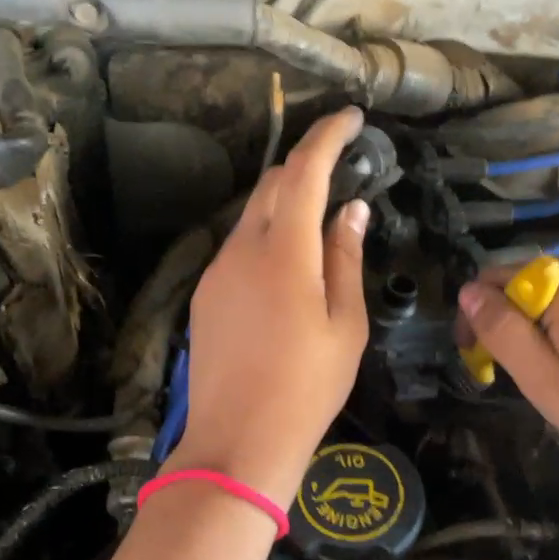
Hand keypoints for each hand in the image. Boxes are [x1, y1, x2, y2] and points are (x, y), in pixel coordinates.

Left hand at [168, 108, 370, 502]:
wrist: (237, 442)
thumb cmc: (306, 389)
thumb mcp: (344, 326)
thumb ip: (345, 260)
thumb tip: (352, 211)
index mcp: (284, 252)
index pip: (303, 172)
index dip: (328, 136)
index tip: (353, 117)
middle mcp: (242, 250)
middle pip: (272, 186)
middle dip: (307, 167)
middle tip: (343, 172)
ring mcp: (216, 272)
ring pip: (252, 216)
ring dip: (285, 204)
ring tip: (321, 223)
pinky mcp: (205, 295)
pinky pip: (238, 248)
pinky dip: (267, 237)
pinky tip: (288, 265)